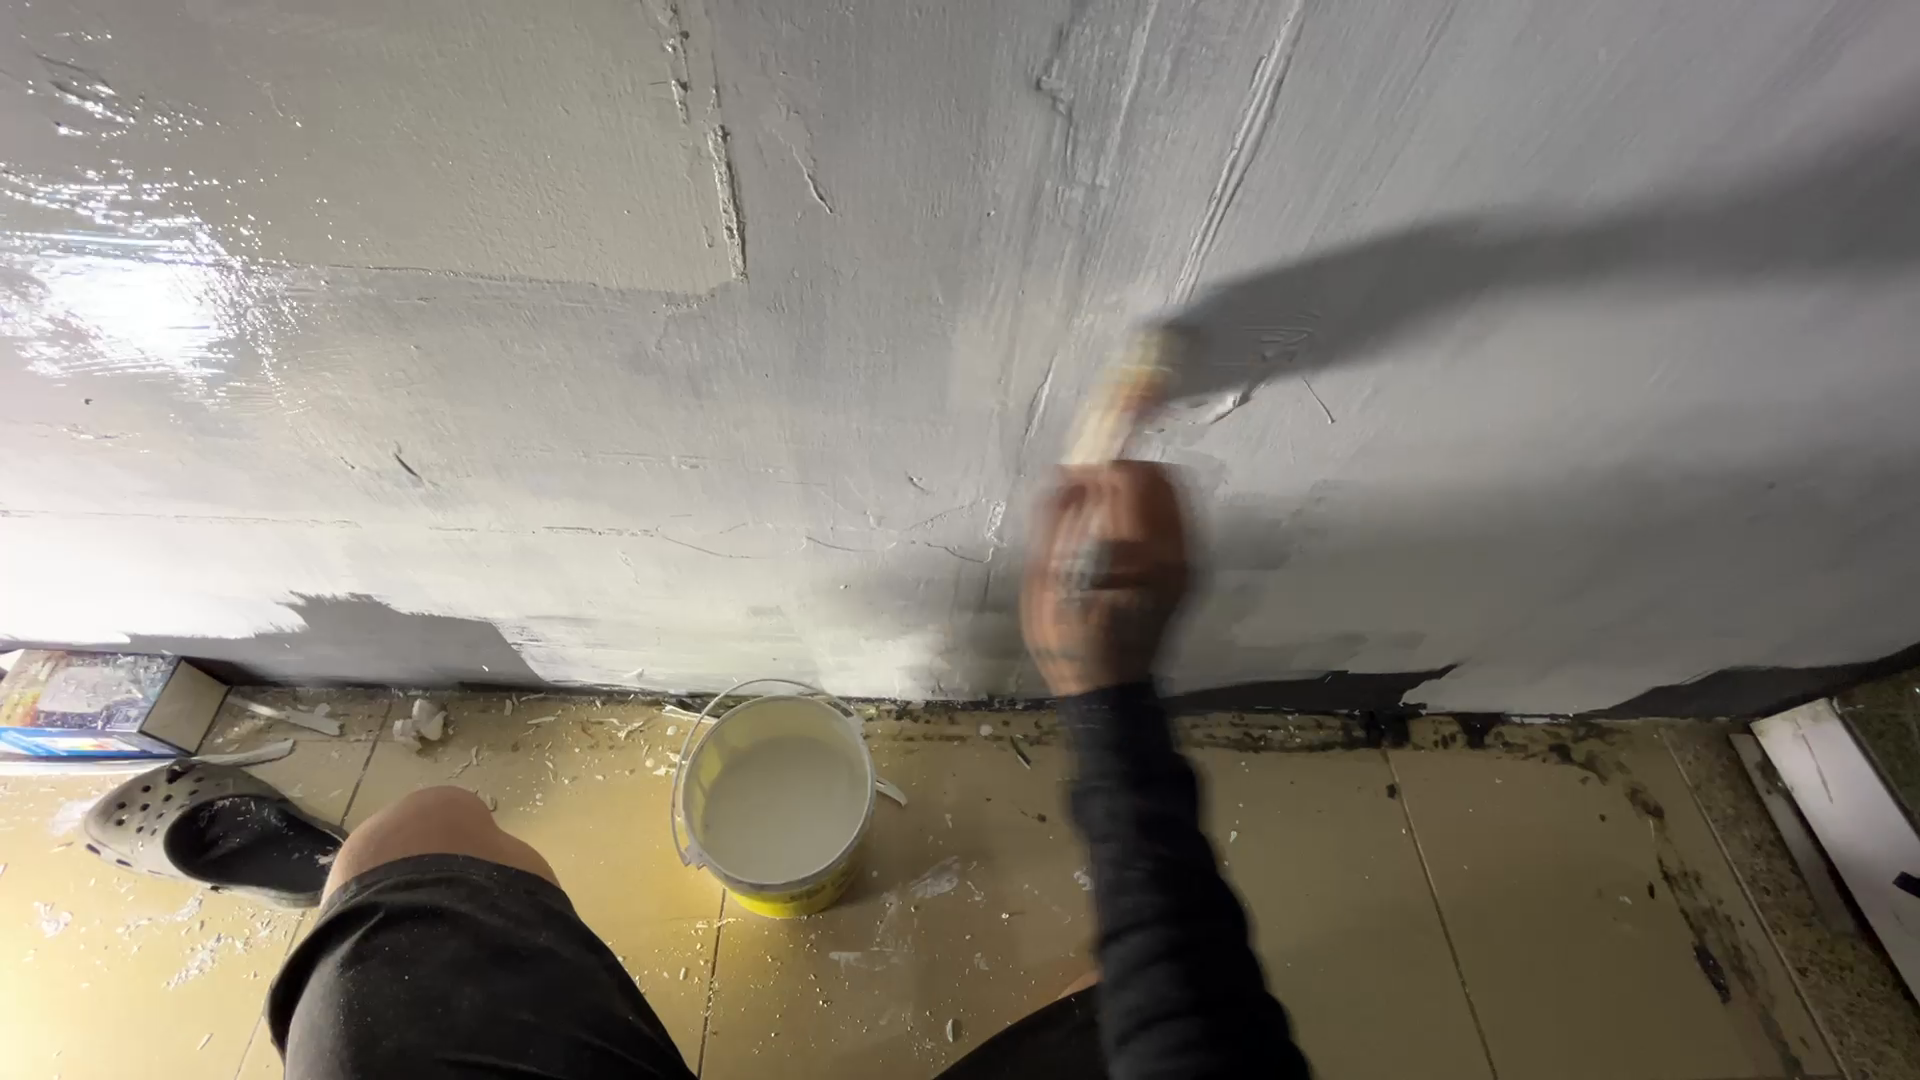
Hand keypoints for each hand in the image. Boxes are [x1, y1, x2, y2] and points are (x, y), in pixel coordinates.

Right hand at [1022, 462, 1190, 696]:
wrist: (1107, 686)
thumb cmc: (1065, 638)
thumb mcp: (1043, 579)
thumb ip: (1056, 520)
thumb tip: (1066, 474)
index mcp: (1130, 553)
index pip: (1129, 477)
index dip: (1098, 465)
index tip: (1073, 477)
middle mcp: (1170, 551)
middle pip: (1158, 476)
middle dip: (1121, 471)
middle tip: (1088, 489)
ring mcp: (1186, 562)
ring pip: (1173, 492)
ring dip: (1137, 488)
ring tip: (1103, 509)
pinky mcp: (1190, 570)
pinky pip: (1178, 517)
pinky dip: (1151, 508)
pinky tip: (1121, 528)